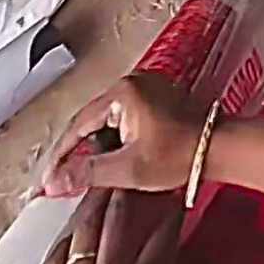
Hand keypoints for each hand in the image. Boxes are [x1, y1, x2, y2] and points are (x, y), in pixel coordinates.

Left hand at [34, 190, 181, 263]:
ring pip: (85, 233)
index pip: (164, 234)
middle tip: (134, 168)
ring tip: (102, 184)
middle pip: (119, 220)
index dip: (174, 209)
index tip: (179, 190)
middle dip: (129, 189)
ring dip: (95, 205)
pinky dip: (63, 245)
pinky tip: (69, 235)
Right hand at [43, 75, 203, 196]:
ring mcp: (145, 86)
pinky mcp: (155, 95)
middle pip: (91, 118)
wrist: (216, 146)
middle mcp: (132, 82)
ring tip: (82, 171)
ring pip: (106, 117)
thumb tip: (55, 181)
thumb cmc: (179, 153)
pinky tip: (109, 156)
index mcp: (122, 92)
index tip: (48, 179)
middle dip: (75, 149)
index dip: (60, 155)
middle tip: (61, 177)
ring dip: (94, 143)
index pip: (78, 124)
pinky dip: (112, 135)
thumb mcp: (127, 169)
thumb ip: (87, 172)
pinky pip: (122, 114)